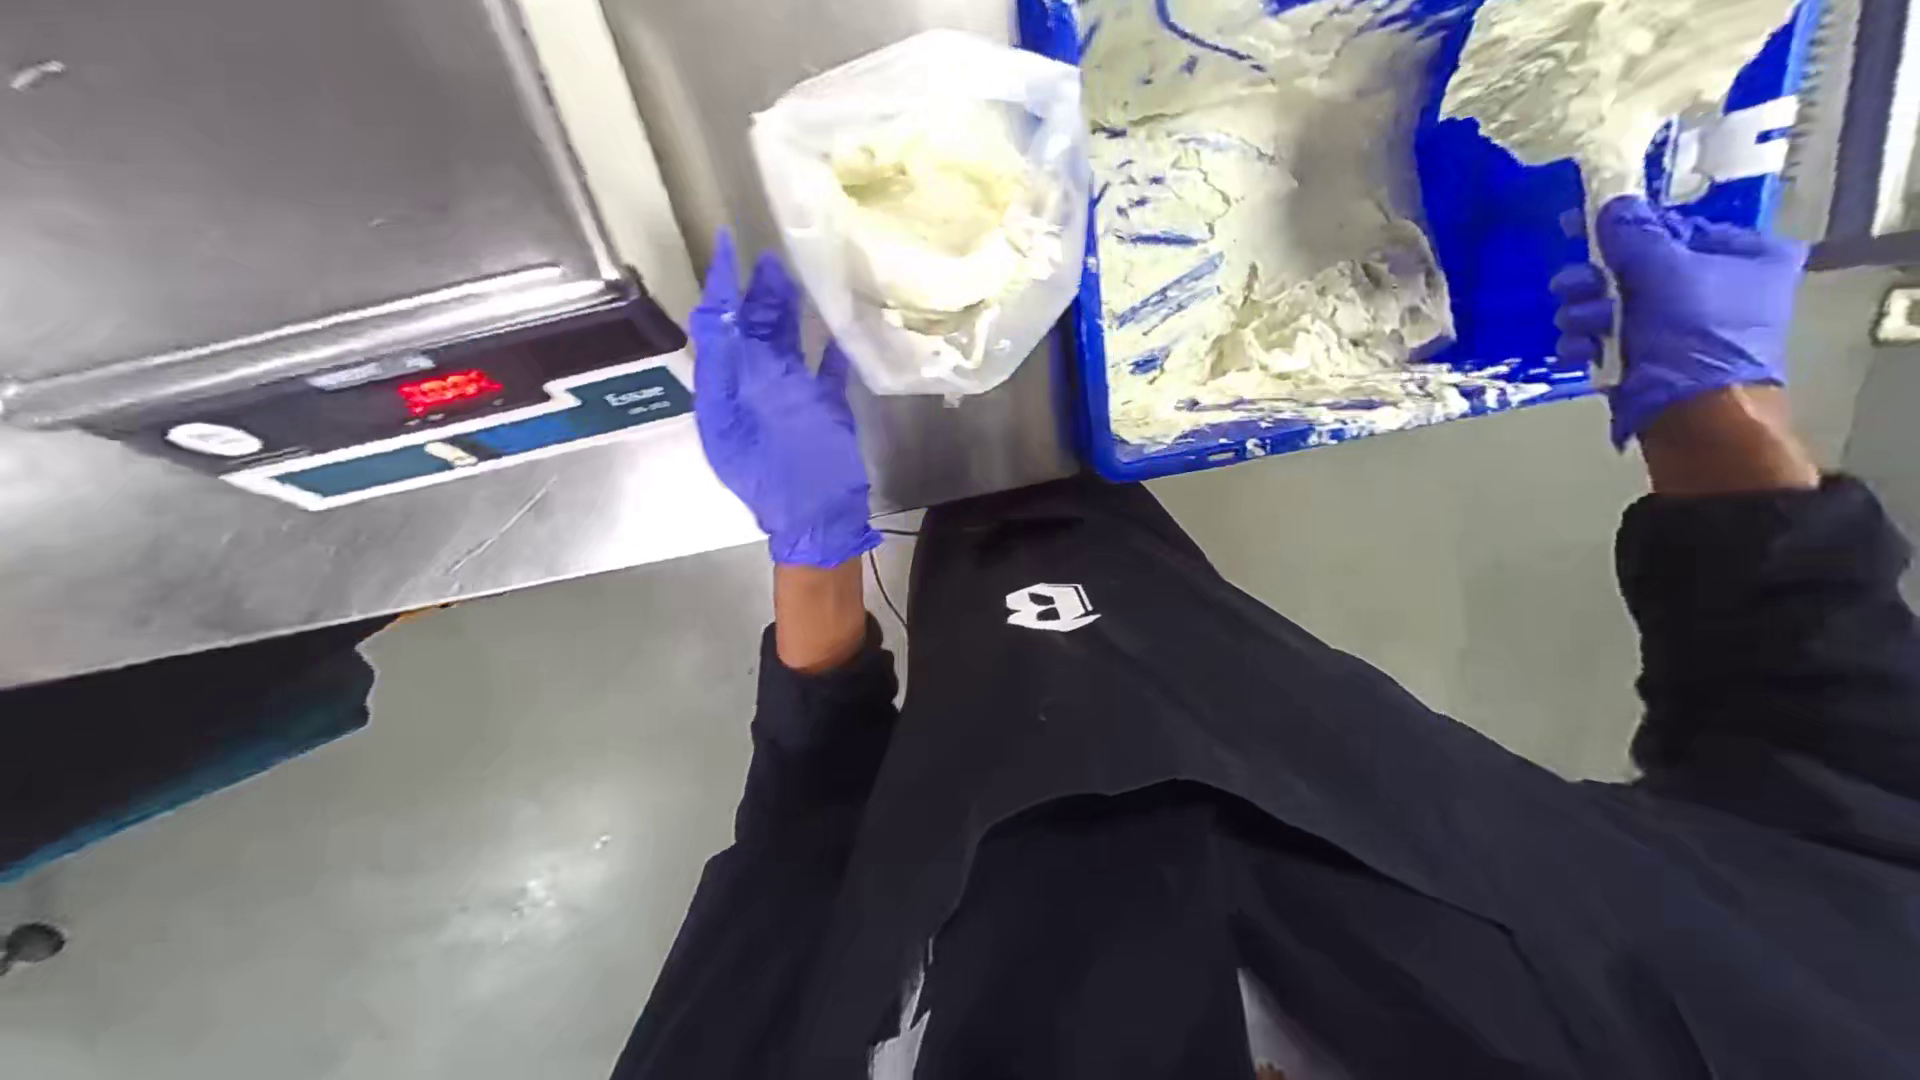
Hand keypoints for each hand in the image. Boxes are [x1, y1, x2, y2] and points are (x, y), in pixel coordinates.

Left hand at [690, 231, 880, 567]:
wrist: (819, 517)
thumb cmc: (778, 475)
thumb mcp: (741, 422)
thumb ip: (729, 370)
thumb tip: (719, 316)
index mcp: (727, 393)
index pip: (718, 329)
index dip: (720, 288)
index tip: (725, 249)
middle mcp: (756, 390)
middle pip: (754, 333)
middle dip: (759, 296)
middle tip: (772, 261)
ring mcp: (793, 399)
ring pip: (789, 346)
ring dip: (791, 313)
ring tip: (797, 280)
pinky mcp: (824, 409)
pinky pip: (826, 372)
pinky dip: (830, 352)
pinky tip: (837, 330)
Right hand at [1550, 196, 1807, 448]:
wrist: (1691, 408)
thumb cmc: (1695, 333)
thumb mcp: (1668, 273)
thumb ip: (1636, 238)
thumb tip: (1613, 204)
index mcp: (1741, 256)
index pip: (1670, 230)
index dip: (1622, 231)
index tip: (1576, 227)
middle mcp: (1708, 286)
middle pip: (1630, 269)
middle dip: (1594, 281)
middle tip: (1570, 287)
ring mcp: (1671, 323)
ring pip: (1606, 304)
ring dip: (1583, 313)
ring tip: (1581, 327)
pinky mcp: (1638, 353)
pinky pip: (1598, 336)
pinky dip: (1582, 341)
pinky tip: (1579, 350)